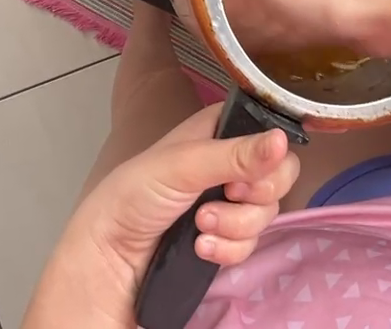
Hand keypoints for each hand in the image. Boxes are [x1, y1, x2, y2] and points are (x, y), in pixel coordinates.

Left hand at [30, 102, 300, 327]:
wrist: (108, 261)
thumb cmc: (136, 195)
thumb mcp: (184, 165)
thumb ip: (236, 154)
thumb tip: (282, 140)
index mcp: (219, 131)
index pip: (270, 130)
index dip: (269, 152)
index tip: (250, 169)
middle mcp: (230, 163)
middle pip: (279, 173)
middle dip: (255, 193)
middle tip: (227, 196)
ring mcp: (229, 203)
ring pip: (266, 212)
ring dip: (235, 224)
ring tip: (199, 227)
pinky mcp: (227, 240)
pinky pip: (251, 244)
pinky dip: (229, 249)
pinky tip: (202, 248)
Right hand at [222, 0, 390, 56]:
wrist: (389, 15)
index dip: (213, 3)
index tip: (200, 28)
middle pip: (249, 2)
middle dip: (231, 23)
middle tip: (213, 51)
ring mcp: (309, 5)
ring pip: (270, 21)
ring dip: (252, 38)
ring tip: (234, 63)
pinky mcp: (327, 28)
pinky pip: (291, 38)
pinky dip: (276, 48)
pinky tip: (270, 64)